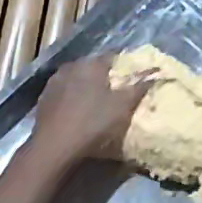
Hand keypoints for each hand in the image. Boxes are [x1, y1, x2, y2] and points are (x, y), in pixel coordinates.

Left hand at [29, 54, 151, 162]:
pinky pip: (64, 91)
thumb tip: (156, 71)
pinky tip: (77, 111)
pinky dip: (72, 97)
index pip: (113, 57)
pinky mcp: (44, 97)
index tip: (132, 77)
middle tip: (116, 91)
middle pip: (93, 66)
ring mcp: (55, 80)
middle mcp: (71, 65)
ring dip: (86, 86)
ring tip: (97, 103)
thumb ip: (139, 86)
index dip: (124, 66)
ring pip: (77, 78)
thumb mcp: (123, 106)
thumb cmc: (93, 122)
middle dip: (104, 76)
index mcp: (91, 64)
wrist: (54, 145)